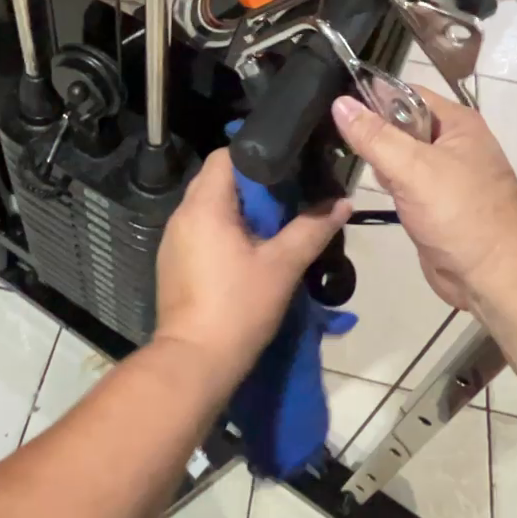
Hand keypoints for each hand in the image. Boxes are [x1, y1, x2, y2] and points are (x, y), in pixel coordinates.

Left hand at [153, 149, 351, 387]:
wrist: (194, 362)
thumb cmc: (238, 307)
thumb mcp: (282, 266)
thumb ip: (312, 229)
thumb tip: (343, 203)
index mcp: (204, 205)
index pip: (225, 155)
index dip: (256, 155)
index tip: (286, 167)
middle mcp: (182, 214)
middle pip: (217, 179)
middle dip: (253, 184)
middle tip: (288, 195)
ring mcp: (174, 239)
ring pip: (209, 206)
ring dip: (239, 209)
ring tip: (275, 222)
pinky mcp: (174, 262)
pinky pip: (201, 229)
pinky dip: (224, 229)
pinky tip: (250, 249)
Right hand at [331, 89, 516, 311]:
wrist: (496, 280)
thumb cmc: (461, 215)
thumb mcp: (414, 169)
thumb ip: (375, 136)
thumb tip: (339, 103)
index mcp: (457, 123)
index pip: (405, 94)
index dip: (372, 97)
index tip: (336, 108)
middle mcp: (453, 143)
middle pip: (401, 123)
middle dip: (373, 132)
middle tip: (337, 141)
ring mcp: (445, 175)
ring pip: (400, 154)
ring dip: (379, 161)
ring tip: (346, 161)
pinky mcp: (435, 203)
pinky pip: (405, 182)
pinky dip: (388, 184)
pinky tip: (369, 188)